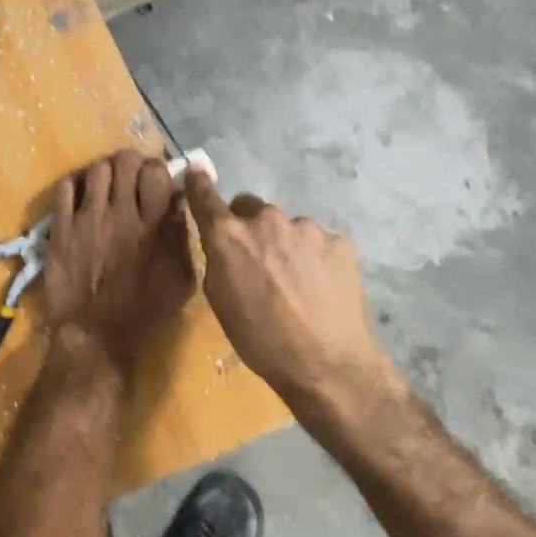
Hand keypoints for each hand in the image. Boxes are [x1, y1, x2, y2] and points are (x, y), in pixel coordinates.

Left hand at [43, 150, 195, 374]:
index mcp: (153, 225)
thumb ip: (180, 235)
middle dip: (130, 163)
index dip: (156, 168)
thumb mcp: (180, 279)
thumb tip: (177, 200)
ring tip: (105, 184)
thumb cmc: (145, 312)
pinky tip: (80, 194)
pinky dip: (75, 183)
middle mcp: (121, 214)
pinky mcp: (61, 228)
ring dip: (104, 171)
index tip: (155, 178)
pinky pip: (65, 188)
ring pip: (96, 169)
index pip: (156, 172)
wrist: (96, 335)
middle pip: (124, 162)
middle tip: (129, 176)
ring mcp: (88, 218)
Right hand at [183, 170, 399, 415]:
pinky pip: (318, 242)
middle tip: (260, 263)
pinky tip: (321, 287)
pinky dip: (316, 258)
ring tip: (297, 283)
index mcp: (228, 236)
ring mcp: (306, 228)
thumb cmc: (260, 338)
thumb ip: (218, 259)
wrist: (327, 364)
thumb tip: (223, 242)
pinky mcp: (339, 241)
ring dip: (286, 244)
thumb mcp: (220, 299)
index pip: (205, 196)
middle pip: (251, 209)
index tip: (196, 173)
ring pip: (287, 227)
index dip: (198, 184)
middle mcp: (266, 220)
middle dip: (250, 228)